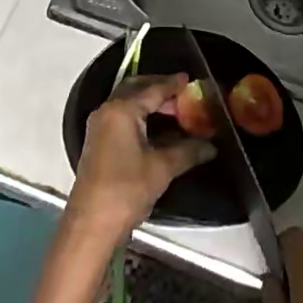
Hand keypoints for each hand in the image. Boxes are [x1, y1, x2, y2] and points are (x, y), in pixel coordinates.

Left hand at [67, 73, 215, 240]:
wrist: (92, 224)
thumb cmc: (126, 190)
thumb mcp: (162, 168)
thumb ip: (188, 152)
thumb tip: (210, 146)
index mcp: (121, 110)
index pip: (152, 89)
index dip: (173, 84)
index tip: (190, 79)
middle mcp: (107, 111)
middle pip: (135, 89)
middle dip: (158, 88)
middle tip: (182, 93)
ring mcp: (100, 126)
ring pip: (127, 103)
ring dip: (149, 103)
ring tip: (175, 110)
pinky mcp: (99, 142)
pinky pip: (122, 117)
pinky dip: (140, 116)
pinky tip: (158, 129)